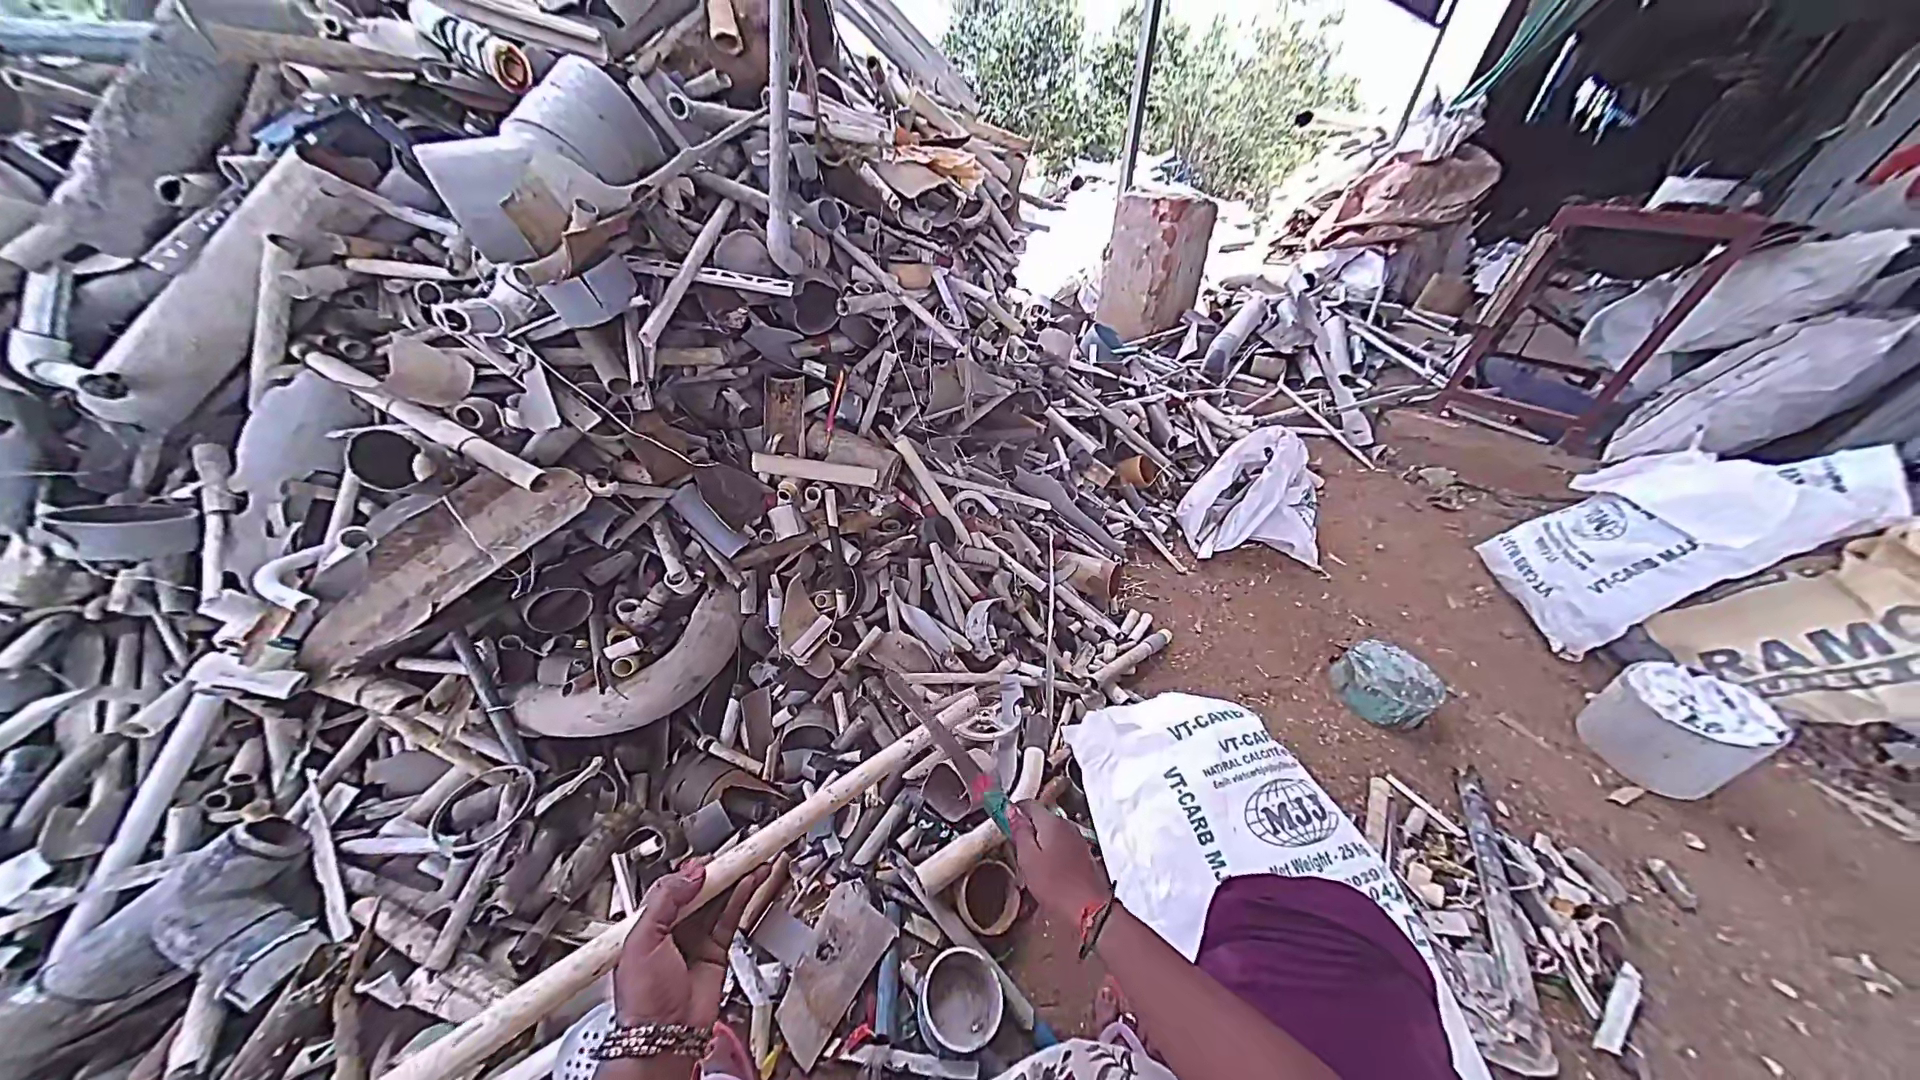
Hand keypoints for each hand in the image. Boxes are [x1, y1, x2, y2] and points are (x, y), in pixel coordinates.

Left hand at [612, 860, 770, 1027]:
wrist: (663, 1038)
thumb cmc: (642, 1002)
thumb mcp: (642, 942)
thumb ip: (665, 901)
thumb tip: (691, 873)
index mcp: (650, 923)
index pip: (675, 885)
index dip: (694, 869)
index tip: (710, 857)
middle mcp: (674, 927)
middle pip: (702, 888)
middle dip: (720, 870)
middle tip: (738, 854)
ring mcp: (696, 937)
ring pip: (720, 898)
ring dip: (737, 879)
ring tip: (753, 861)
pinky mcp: (716, 949)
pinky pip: (731, 915)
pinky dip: (743, 896)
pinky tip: (750, 882)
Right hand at [1008, 800, 1109, 922]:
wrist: (1091, 910)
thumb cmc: (1055, 885)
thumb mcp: (1028, 858)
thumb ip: (1020, 832)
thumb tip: (1012, 810)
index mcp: (1052, 822)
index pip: (1029, 804)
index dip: (1014, 811)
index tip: (1004, 824)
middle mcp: (1067, 824)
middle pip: (1042, 817)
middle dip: (1027, 828)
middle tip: (1016, 848)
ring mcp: (1077, 838)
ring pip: (1052, 831)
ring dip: (1039, 841)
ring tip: (1030, 862)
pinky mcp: (1084, 853)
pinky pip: (1062, 844)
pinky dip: (1051, 851)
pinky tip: (1048, 869)